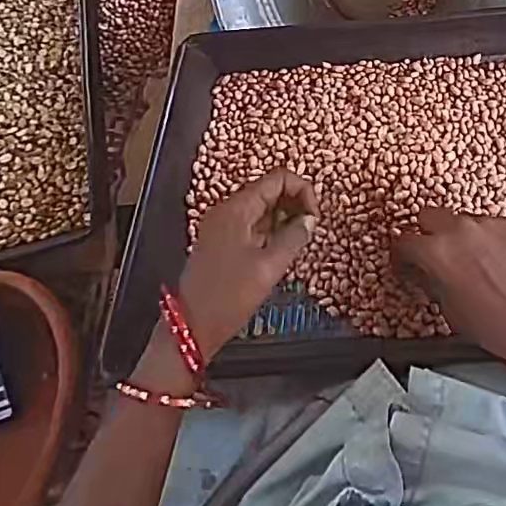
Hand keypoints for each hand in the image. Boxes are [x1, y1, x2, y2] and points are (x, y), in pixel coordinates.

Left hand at [133, 169, 317, 392]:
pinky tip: (282, 248)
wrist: (191, 327)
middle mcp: (228, 210)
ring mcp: (223, 226)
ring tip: (300, 240)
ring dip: (285, 217)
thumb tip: (309, 220)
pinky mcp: (222, 242)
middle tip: (311, 229)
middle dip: (296, 203)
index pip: (278, 178)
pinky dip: (271, 230)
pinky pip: (253, 224)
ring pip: (262, 207)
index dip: (303, 190)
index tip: (314, 216)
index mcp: (237, 208)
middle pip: (270, 189)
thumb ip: (294, 237)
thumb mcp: (269, 266)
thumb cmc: (229, 296)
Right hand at [392, 208, 505, 365]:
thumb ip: (431, 281)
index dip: (400, 253)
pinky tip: (489, 260)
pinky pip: (484, 224)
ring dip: (454, 234)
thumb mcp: (450, 309)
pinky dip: (480, 237)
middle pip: (428, 215)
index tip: (404, 262)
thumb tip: (424, 271)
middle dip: (425, 232)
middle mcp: (460, 230)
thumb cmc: (496, 326)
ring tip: (465, 260)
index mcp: (438, 252)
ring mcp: (486, 223)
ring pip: (458, 219)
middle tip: (429, 254)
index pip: (404, 241)